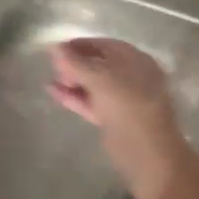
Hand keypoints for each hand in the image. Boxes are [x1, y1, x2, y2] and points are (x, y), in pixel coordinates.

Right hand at [49, 38, 191, 198]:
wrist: (146, 153)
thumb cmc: (127, 107)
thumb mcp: (100, 79)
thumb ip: (75, 62)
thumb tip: (54, 47)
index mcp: (136, 61)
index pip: (105, 45)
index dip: (81, 44)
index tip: (57, 49)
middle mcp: (132, 77)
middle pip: (99, 64)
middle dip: (75, 63)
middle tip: (53, 66)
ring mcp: (124, 99)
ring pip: (94, 84)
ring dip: (73, 80)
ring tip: (51, 79)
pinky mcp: (114, 119)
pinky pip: (92, 102)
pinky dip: (74, 97)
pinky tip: (53, 92)